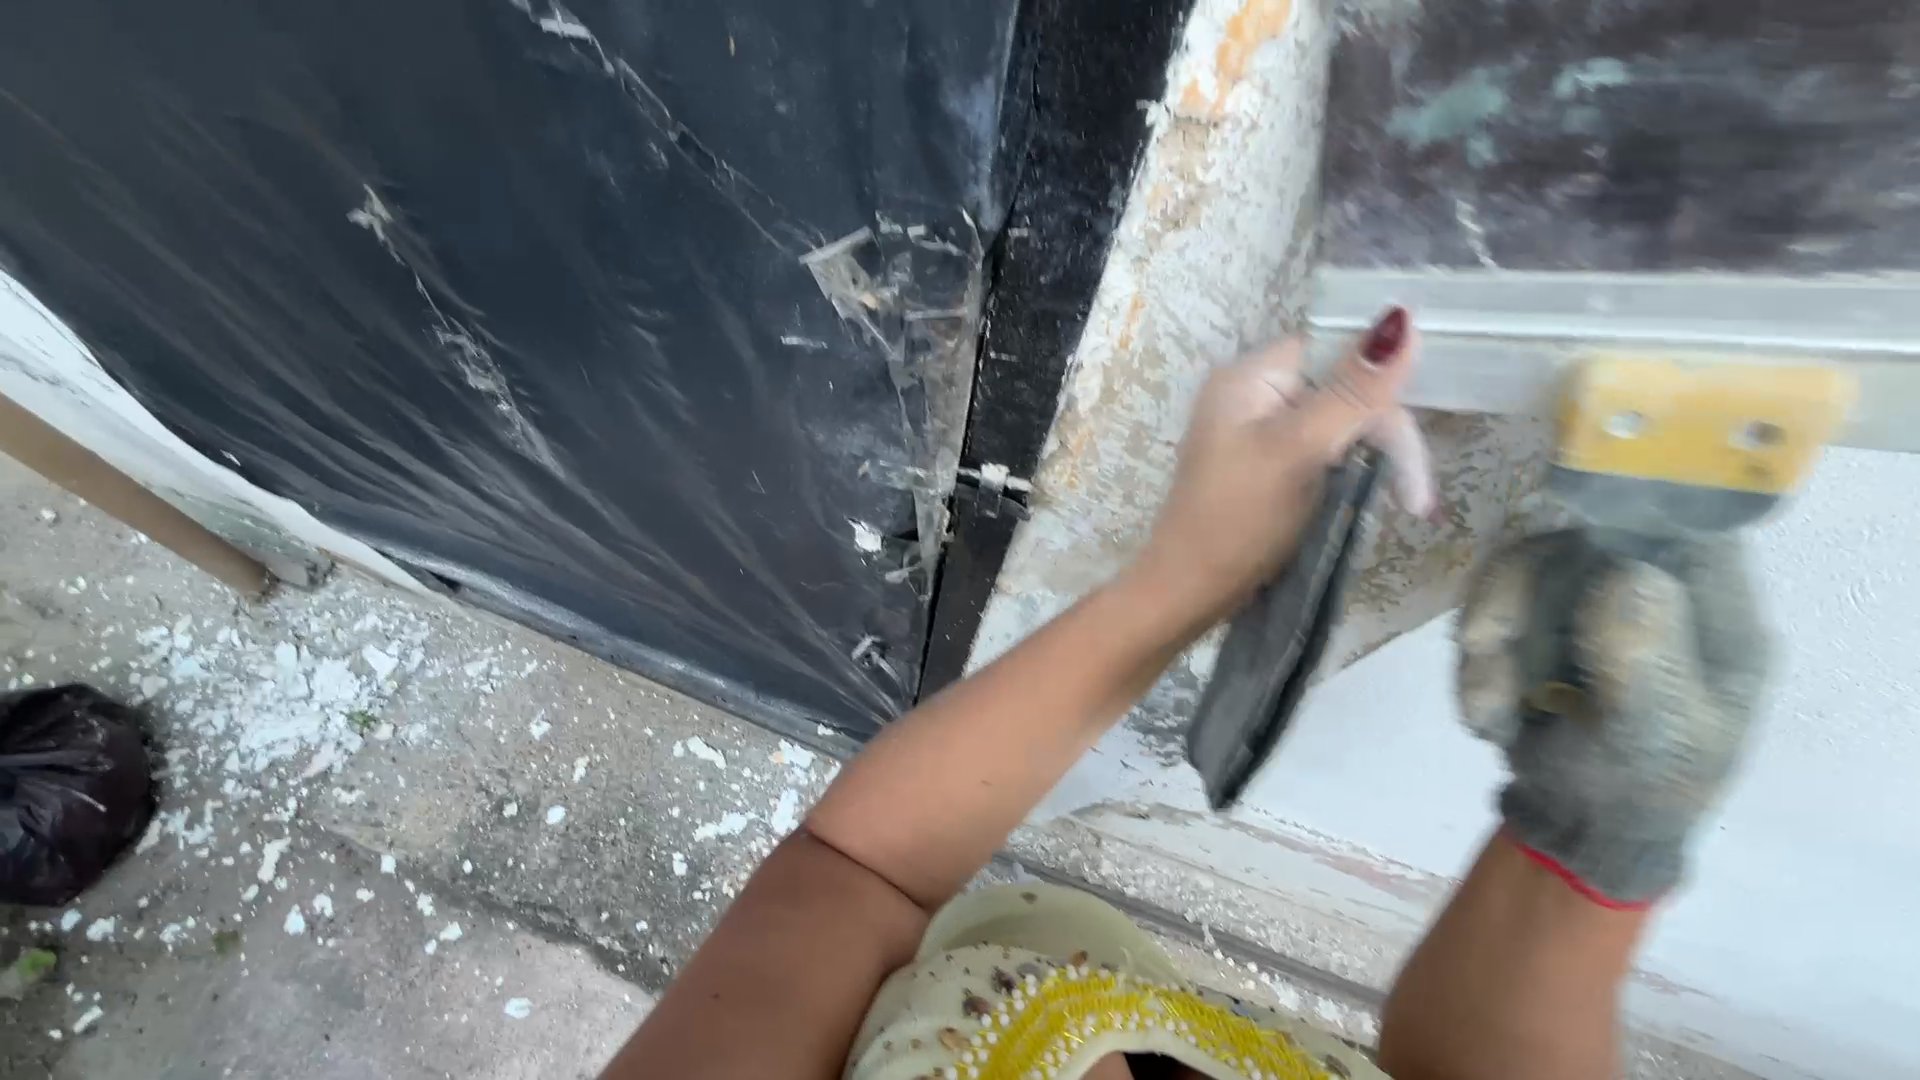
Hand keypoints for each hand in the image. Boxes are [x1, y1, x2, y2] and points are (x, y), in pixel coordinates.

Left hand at [1126, 307, 1434, 627]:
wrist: (1190, 587)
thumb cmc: (1239, 518)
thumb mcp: (1300, 450)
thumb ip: (1353, 389)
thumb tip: (1401, 316)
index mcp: (1248, 376)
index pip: (1336, 351)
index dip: (1380, 388)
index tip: (1408, 445)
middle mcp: (1248, 393)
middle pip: (1342, 389)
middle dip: (1384, 438)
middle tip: (1415, 498)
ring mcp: (1253, 430)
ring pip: (1337, 423)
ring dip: (1374, 459)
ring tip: (1407, 503)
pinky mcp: (1262, 463)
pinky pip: (1318, 450)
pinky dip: (1348, 472)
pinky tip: (1373, 498)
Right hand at [1457, 531, 1773, 905]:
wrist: (1575, 824)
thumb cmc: (1637, 789)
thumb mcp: (1652, 736)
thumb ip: (1645, 656)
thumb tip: (1625, 569)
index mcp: (1715, 622)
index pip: (1682, 531)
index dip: (1620, 515)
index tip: (1556, 539)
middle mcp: (1653, 599)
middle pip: (1572, 545)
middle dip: (1512, 601)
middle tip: (1478, 645)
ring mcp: (1589, 608)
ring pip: (1515, 577)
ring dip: (1485, 644)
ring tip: (1486, 713)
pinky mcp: (1538, 623)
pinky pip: (1487, 611)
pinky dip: (1474, 663)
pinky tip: (1486, 714)